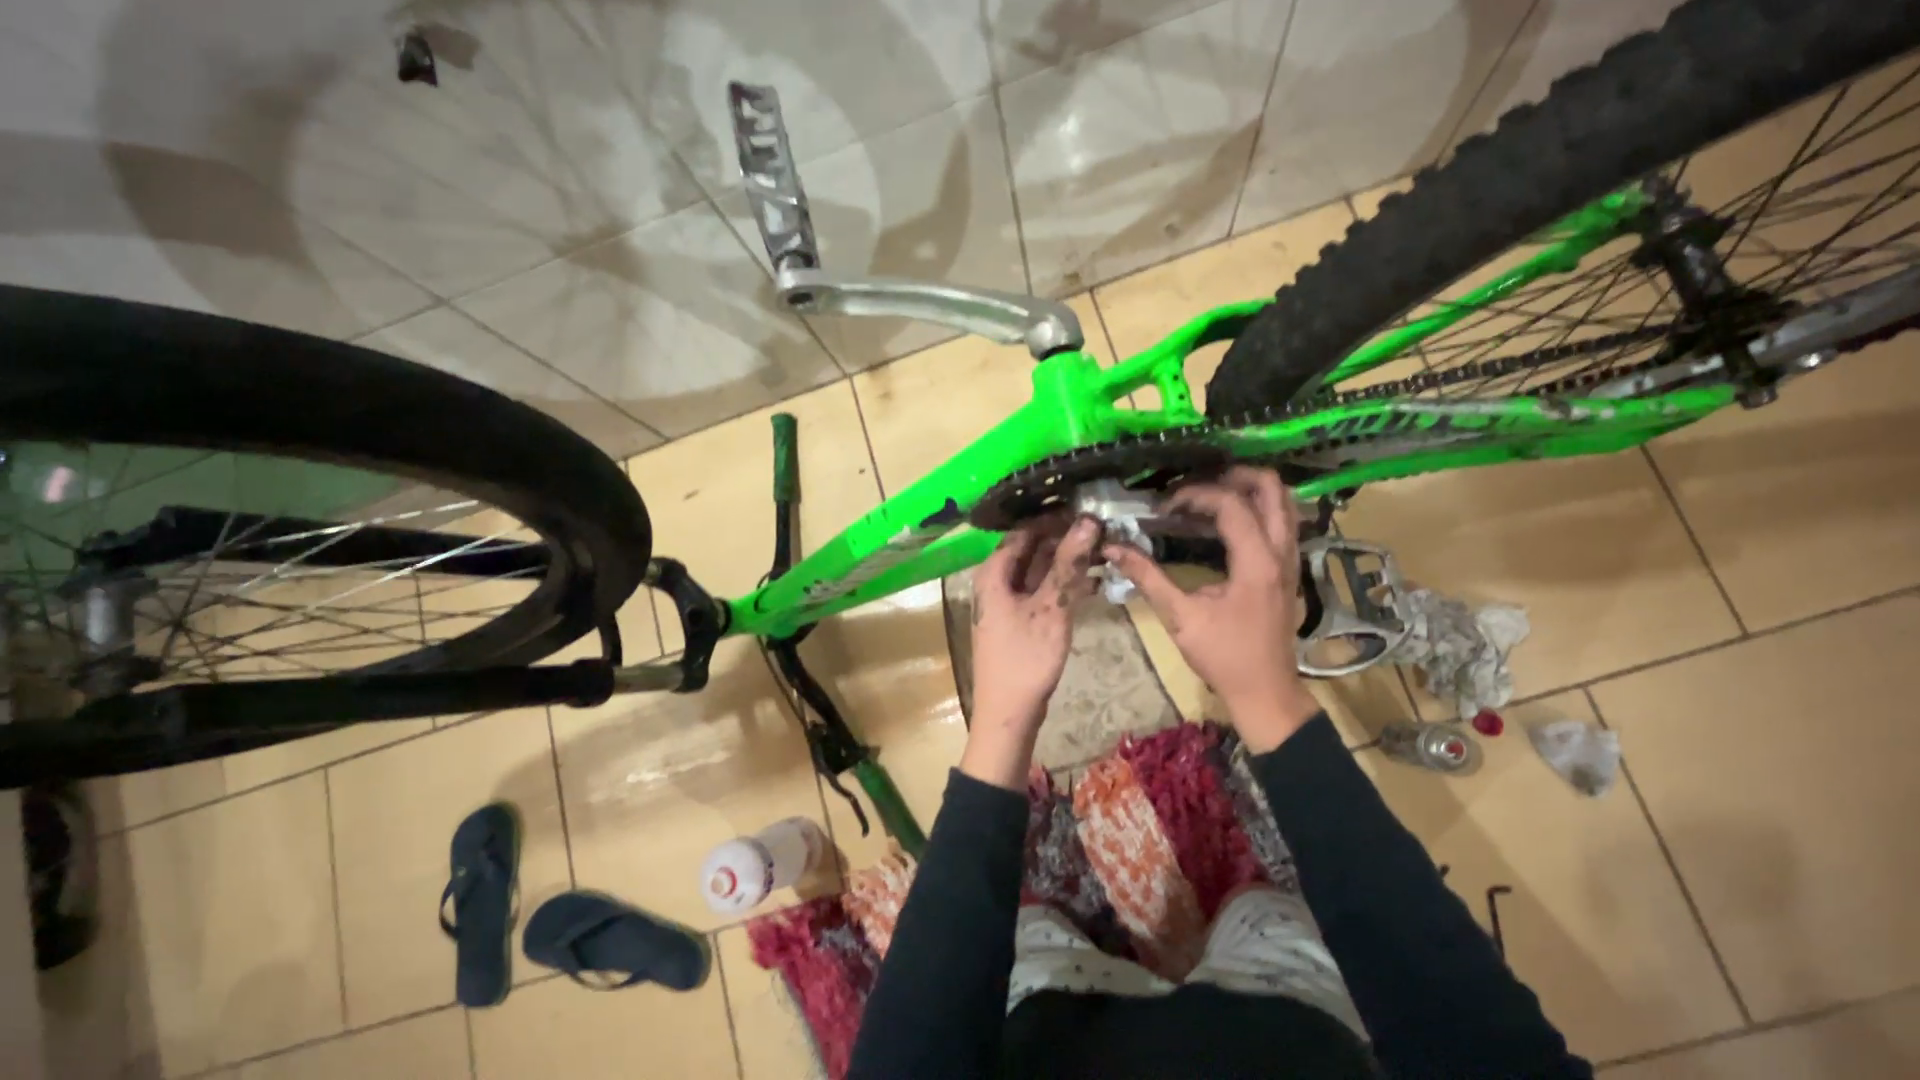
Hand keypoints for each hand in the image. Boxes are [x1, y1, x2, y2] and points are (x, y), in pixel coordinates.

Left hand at [961, 514, 1100, 787]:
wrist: (1008, 714)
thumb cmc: (1025, 658)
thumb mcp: (1051, 608)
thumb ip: (1069, 564)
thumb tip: (1089, 520)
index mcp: (994, 572)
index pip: (1026, 530)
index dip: (1057, 518)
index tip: (1091, 509)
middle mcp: (995, 582)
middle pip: (1033, 549)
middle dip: (1067, 539)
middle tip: (1105, 530)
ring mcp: (1006, 603)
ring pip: (1040, 572)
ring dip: (1068, 563)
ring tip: (1106, 552)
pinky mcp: (1019, 622)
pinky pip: (1042, 592)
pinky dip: (1064, 586)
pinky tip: (1094, 583)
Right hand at [1104, 467, 1319, 752]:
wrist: (1265, 691)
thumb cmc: (1224, 656)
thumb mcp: (1180, 617)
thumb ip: (1148, 577)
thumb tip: (1113, 548)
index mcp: (1257, 561)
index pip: (1230, 504)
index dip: (1194, 495)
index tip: (1164, 507)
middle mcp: (1281, 552)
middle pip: (1273, 488)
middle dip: (1234, 476)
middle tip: (1197, 485)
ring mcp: (1291, 560)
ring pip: (1283, 503)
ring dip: (1249, 491)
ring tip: (1210, 497)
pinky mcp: (1288, 570)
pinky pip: (1281, 523)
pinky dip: (1257, 511)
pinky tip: (1225, 524)